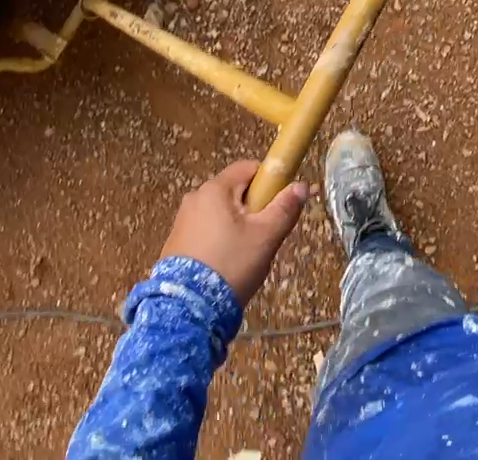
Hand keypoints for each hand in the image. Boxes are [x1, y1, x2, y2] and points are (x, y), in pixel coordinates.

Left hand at [159, 160, 308, 304]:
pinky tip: (225, 266)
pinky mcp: (175, 243)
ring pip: (221, 214)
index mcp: (214, 189)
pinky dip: (219, 242)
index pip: (248, 168)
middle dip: (253, 210)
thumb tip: (301, 185)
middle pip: (235, 192)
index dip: (269, 182)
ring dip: (236, 228)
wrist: (188, 309)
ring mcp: (182, 221)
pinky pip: (206, 232)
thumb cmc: (230, 265)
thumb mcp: (265, 237)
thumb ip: (285, 209)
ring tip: (244, 258)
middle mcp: (195, 197)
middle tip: (263, 238)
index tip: (278, 205)